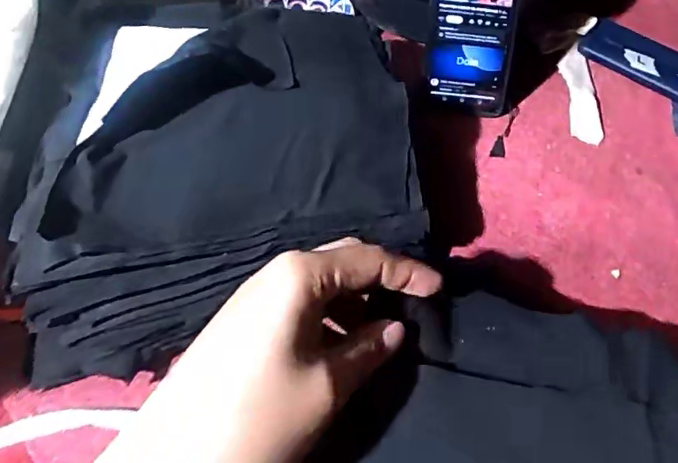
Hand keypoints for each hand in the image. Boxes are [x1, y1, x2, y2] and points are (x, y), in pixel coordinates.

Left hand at [99, 239, 442, 462]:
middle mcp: (277, 271)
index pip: (370, 258)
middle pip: (344, 260)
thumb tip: (395, 328)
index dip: (409, 271)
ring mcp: (253, 295)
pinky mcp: (239, 321)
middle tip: (410, 302)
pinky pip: (297, 302)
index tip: (438, 289)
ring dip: (353, 300)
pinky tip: (336, 344)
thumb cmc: (257, 418)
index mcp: (300, 274)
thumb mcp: (325, 388)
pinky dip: (327, 314)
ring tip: (376, 331)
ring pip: (320, 282)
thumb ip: (368, 349)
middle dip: (380, 278)